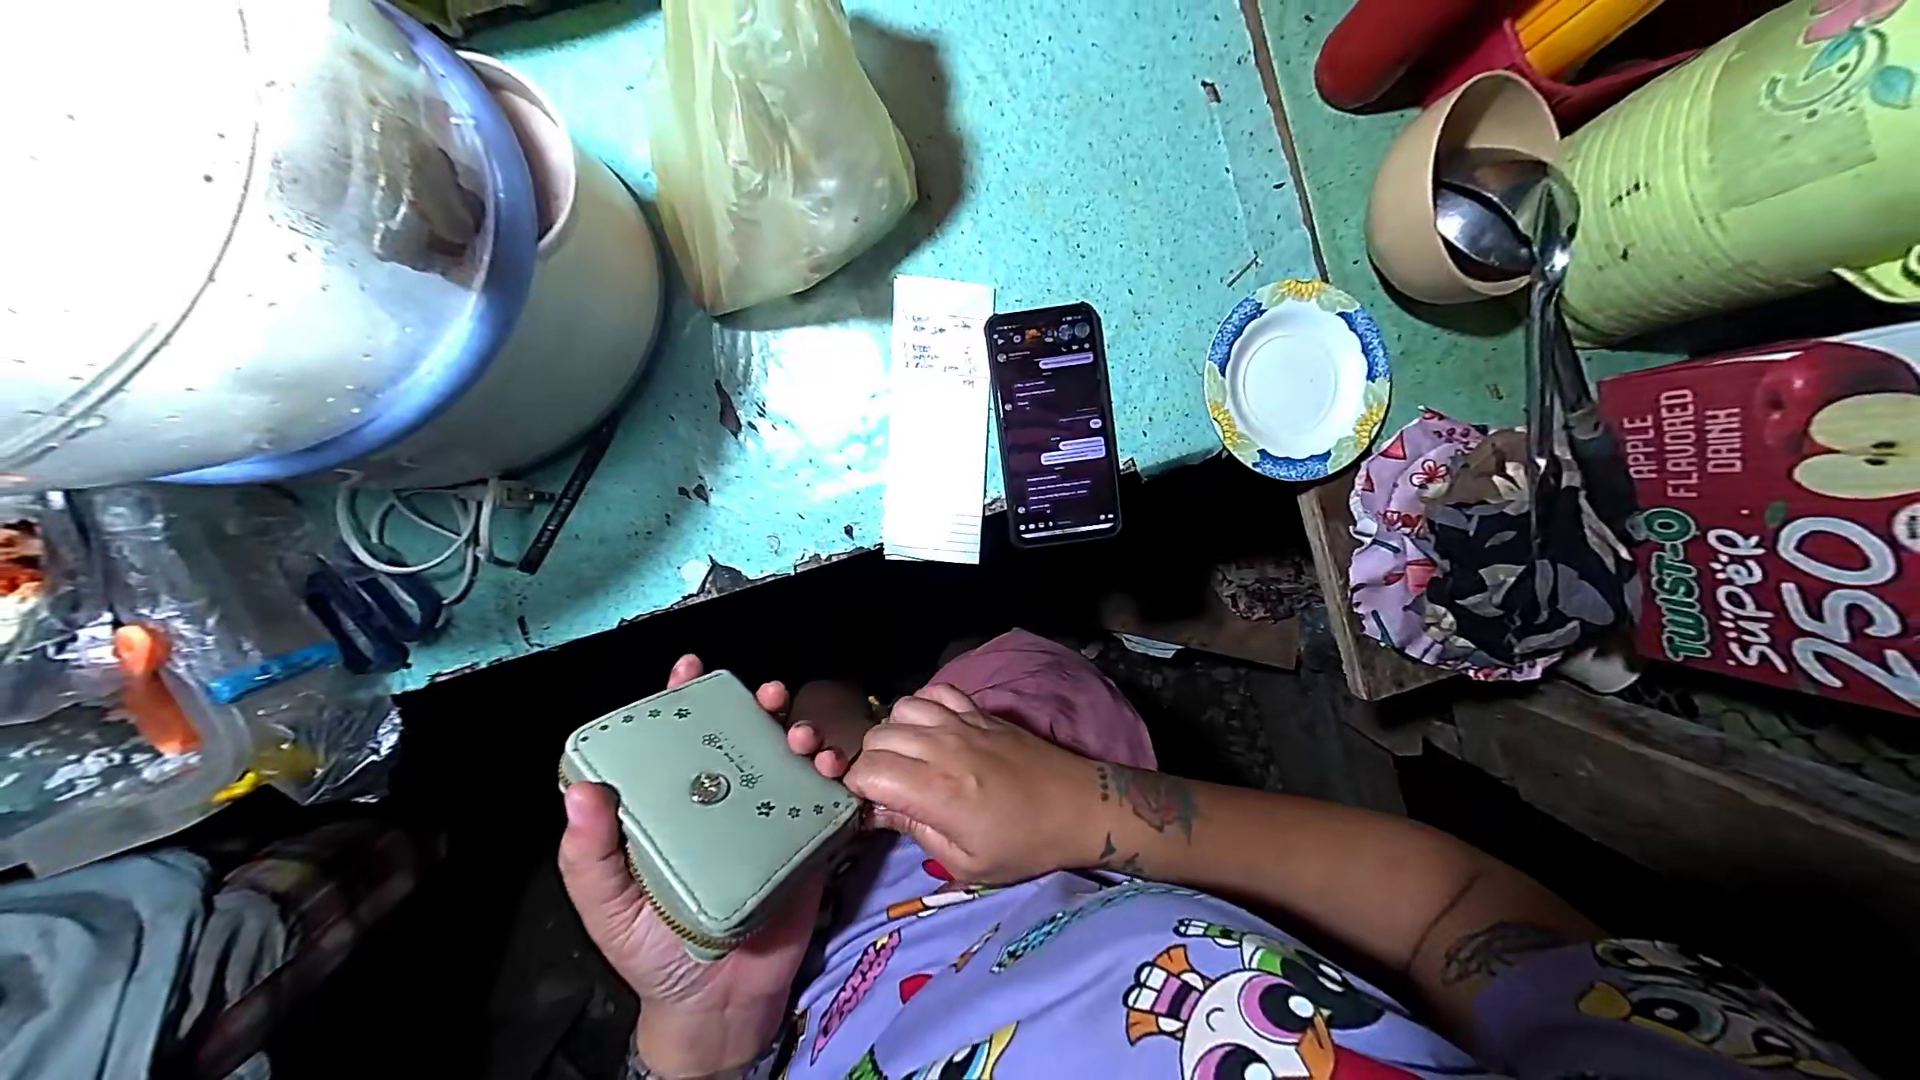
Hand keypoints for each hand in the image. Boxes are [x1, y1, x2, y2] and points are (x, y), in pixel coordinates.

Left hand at [559, 655, 824, 1077]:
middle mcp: (726, 796)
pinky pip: (825, 796)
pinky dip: (835, 773)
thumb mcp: (609, 907)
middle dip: (758, 704)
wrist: (718, 1003)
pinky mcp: (807, 836)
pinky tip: (833, 769)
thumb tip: (582, 792)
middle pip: (744, 734)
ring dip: (801, 731)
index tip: (690, 667)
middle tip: (766, 696)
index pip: (679, 739)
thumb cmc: (653, 948)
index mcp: (678, 802)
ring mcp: (769, 813)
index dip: (684, 698)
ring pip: (789, 755)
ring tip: (800, 738)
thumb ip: (591, 856)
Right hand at [841, 684, 1102, 884]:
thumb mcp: (966, 862)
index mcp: (936, 790)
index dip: (857, 787)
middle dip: (871, 761)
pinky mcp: (979, 710)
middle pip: (878, 736)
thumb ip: (914, 831)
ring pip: (900, 708)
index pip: (868, 769)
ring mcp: (962, 722)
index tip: (869, 804)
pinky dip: (923, 705)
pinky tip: (931, 728)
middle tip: (887, 786)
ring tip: (908, 757)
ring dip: (894, 732)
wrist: (1079, 805)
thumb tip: (875, 811)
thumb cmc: (1024, 844)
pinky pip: (936, 690)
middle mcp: (943, 746)